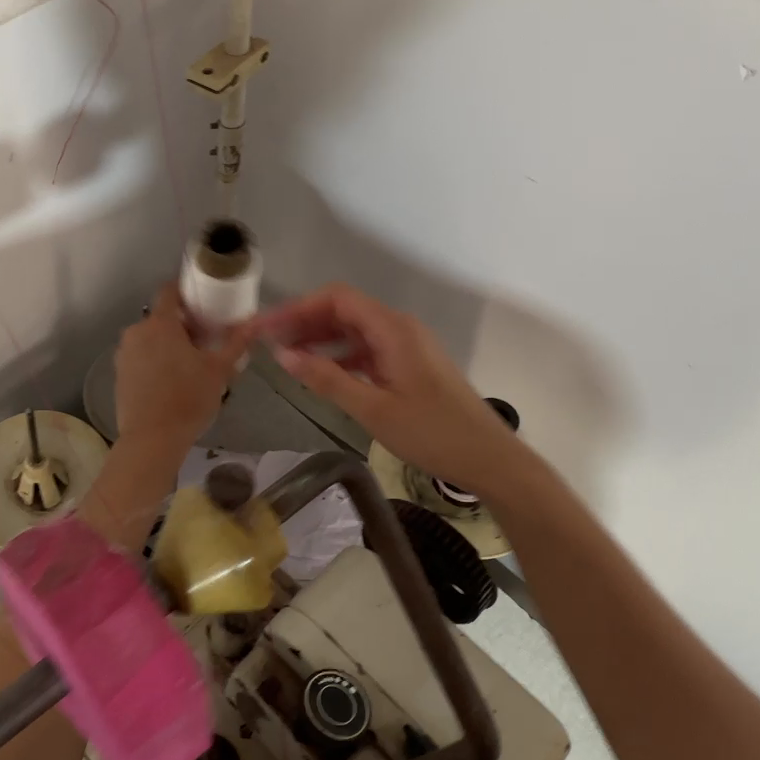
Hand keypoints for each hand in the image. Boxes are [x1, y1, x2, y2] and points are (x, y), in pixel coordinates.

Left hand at [114, 285, 253, 449]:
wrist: (151, 438)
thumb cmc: (188, 399)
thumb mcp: (219, 370)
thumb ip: (236, 343)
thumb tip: (254, 323)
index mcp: (160, 323)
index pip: (169, 291)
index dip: (186, 292)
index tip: (203, 303)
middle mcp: (137, 331)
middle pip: (161, 317)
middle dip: (181, 325)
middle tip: (204, 342)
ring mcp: (124, 353)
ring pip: (149, 338)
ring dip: (167, 344)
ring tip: (189, 364)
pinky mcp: (118, 373)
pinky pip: (140, 357)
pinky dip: (154, 360)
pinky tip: (170, 381)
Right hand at [257, 283, 530, 496]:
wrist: (492, 461)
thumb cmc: (433, 434)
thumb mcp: (372, 408)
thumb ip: (326, 378)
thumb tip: (282, 355)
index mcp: (393, 330)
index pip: (336, 298)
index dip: (298, 308)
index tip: (267, 326)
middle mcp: (400, 329)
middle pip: (344, 310)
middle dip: (304, 321)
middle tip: (268, 341)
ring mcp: (408, 347)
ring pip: (354, 330)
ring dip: (320, 338)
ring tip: (287, 357)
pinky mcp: (411, 366)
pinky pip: (367, 349)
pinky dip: (340, 355)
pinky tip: (322, 373)